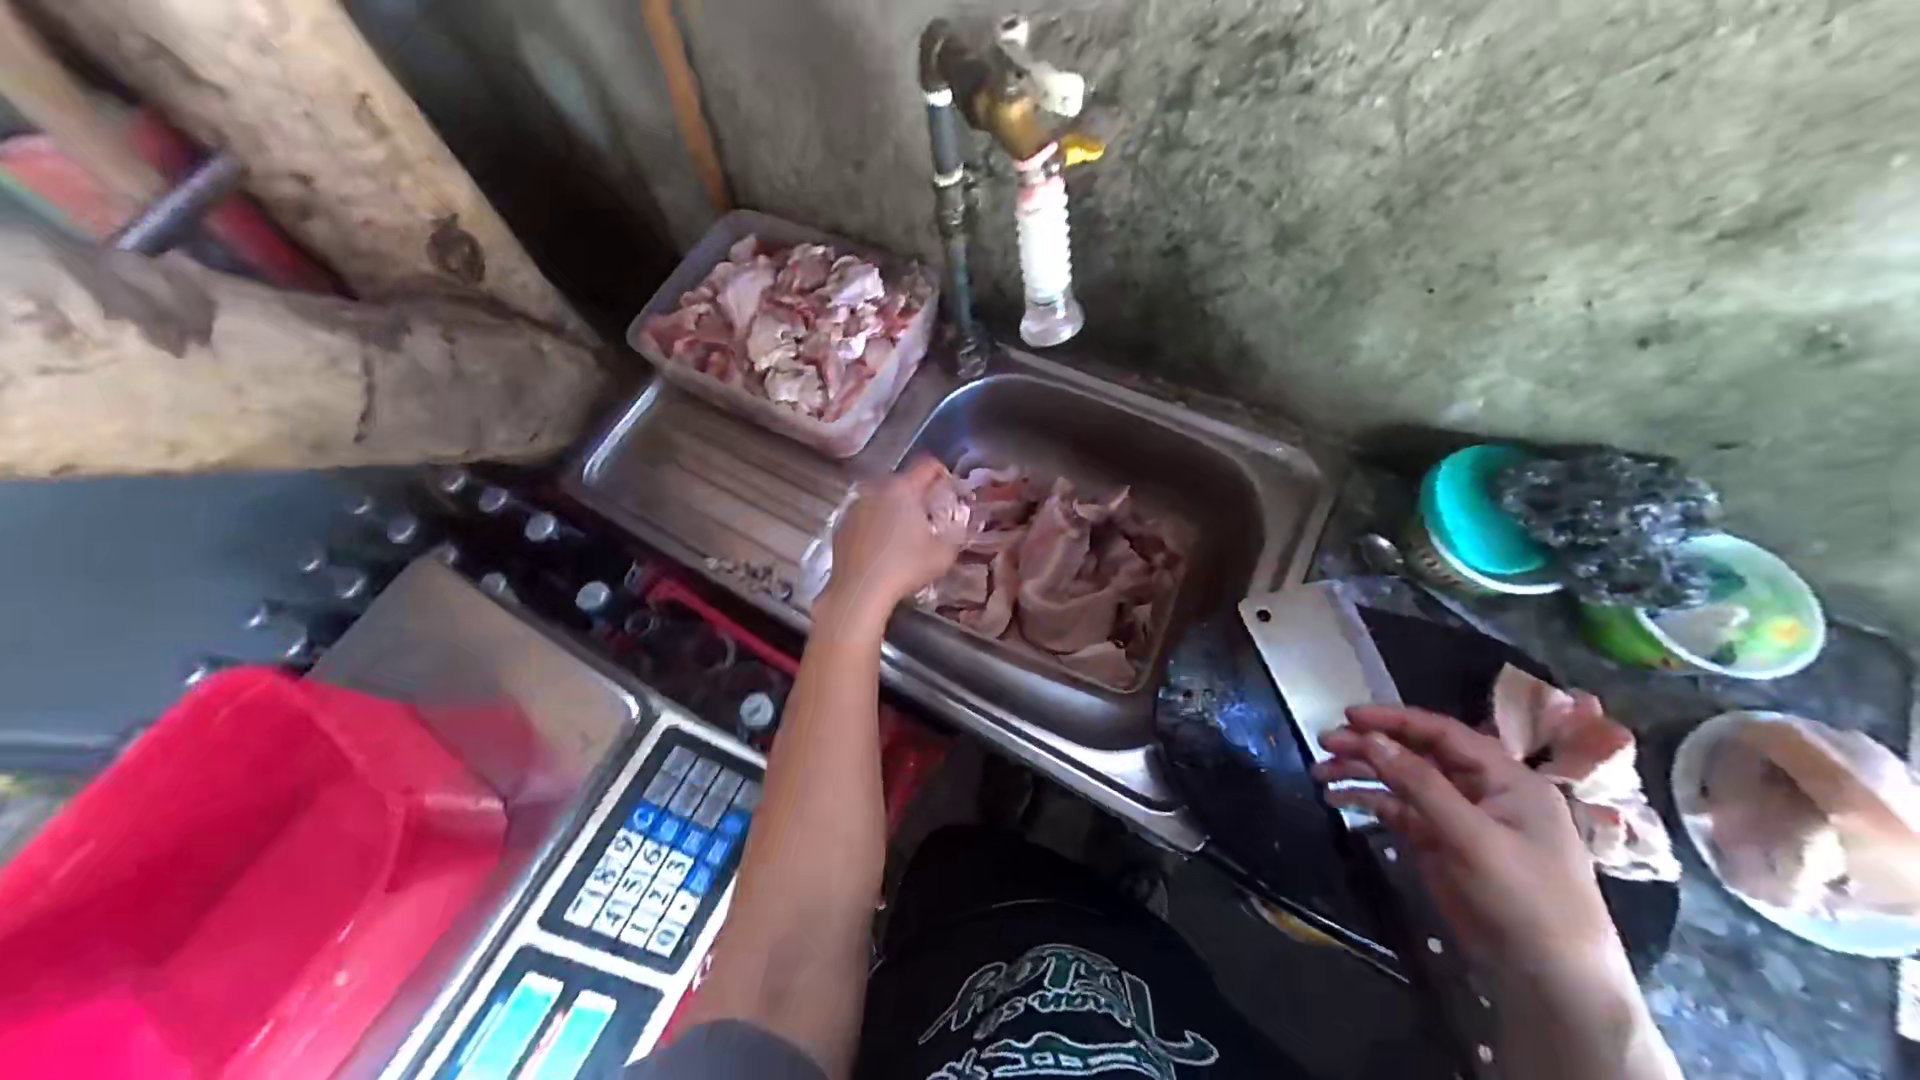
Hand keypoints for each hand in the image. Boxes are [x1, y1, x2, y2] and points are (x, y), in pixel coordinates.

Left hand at [820, 456, 960, 623]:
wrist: (860, 589)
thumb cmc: (906, 567)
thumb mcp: (944, 553)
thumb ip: (957, 533)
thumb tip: (960, 524)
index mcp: (904, 489)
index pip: (927, 464)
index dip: (941, 472)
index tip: (948, 488)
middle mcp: (878, 488)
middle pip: (903, 479)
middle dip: (917, 492)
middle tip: (928, 513)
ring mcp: (856, 504)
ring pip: (882, 496)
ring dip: (894, 506)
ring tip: (903, 530)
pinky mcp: (842, 522)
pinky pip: (865, 513)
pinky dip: (875, 520)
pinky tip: (881, 543)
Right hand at [1311, 705, 1620, 979]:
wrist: (1548, 980)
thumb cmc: (1525, 899)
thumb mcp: (1472, 836)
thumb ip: (1420, 784)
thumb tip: (1370, 738)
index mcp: (1506, 778)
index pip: (1443, 733)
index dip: (1394, 719)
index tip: (1347, 714)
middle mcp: (1481, 790)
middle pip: (1416, 753)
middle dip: (1370, 746)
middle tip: (1325, 743)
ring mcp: (1457, 817)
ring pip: (1401, 780)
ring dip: (1361, 772)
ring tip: (1320, 773)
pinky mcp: (1438, 842)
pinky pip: (1396, 809)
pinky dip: (1366, 801)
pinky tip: (1336, 799)